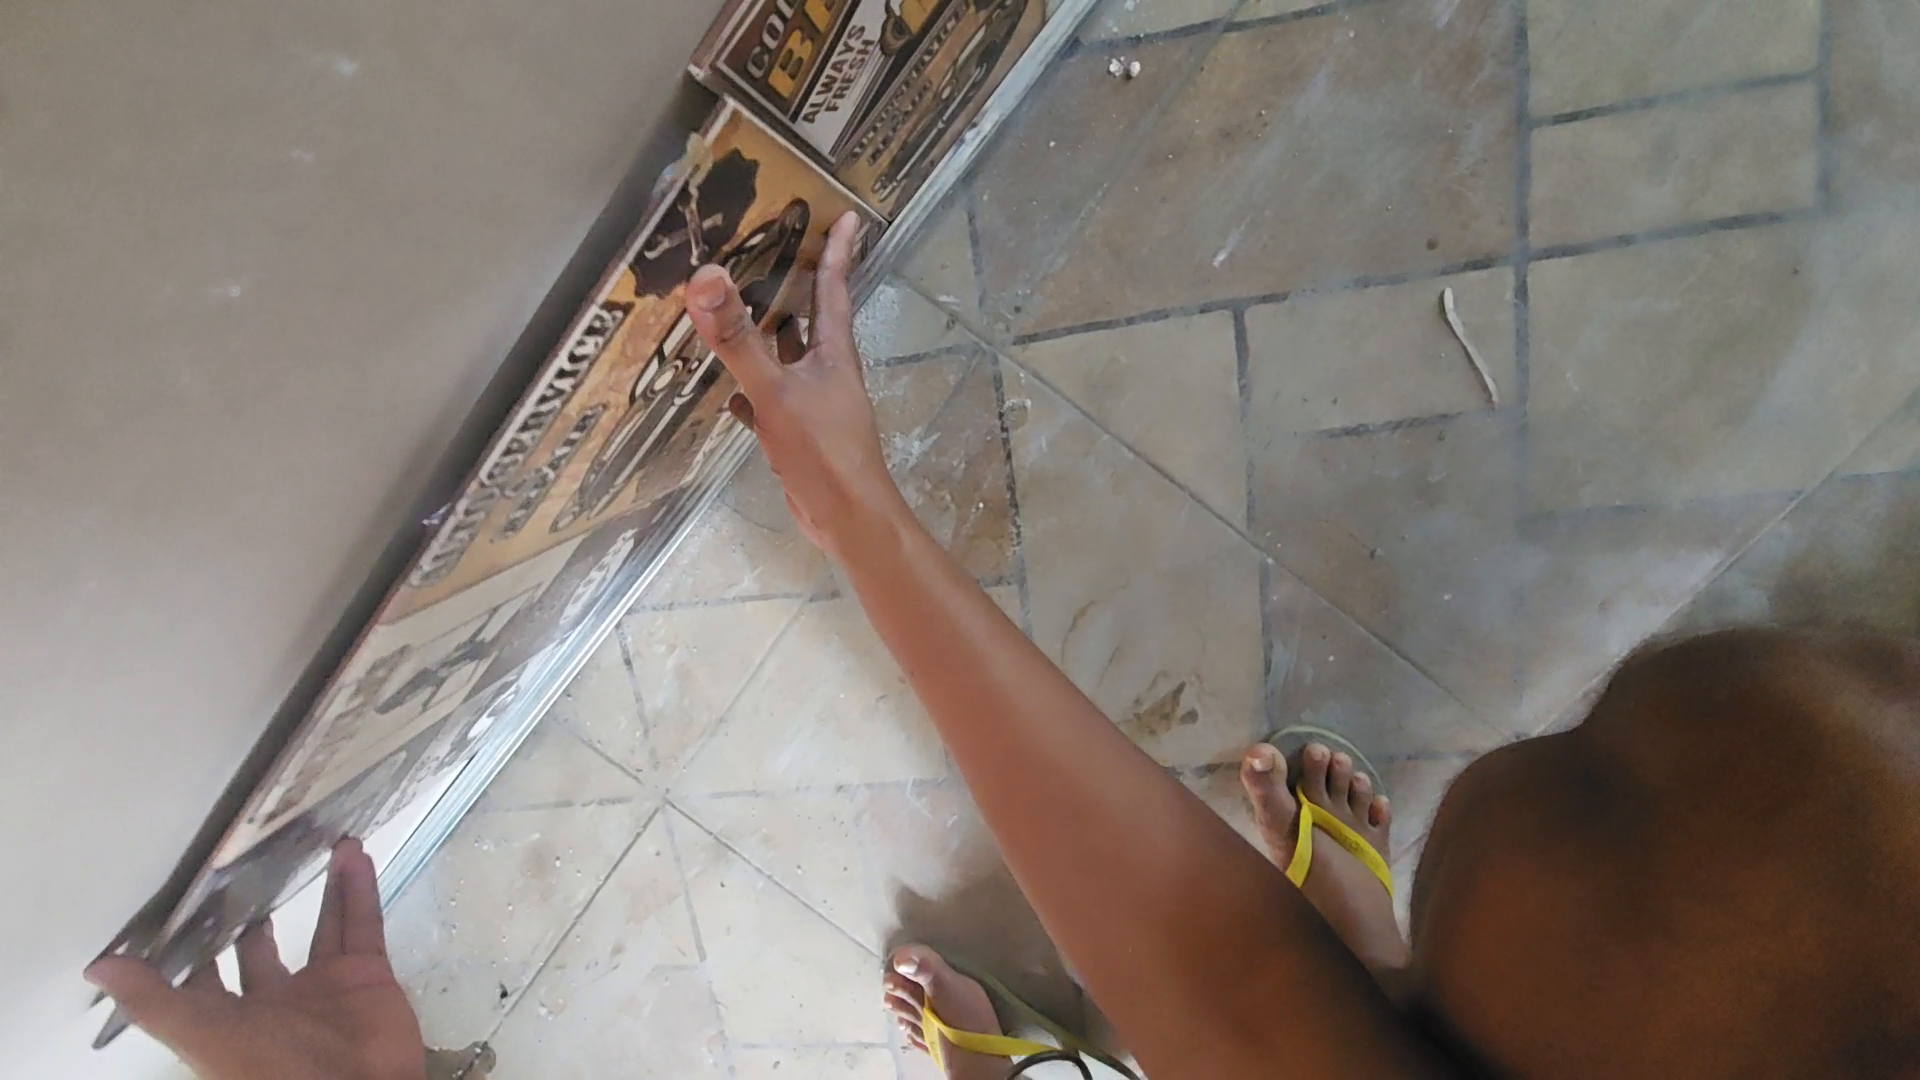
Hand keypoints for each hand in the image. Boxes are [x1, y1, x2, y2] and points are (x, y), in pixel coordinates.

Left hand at [88, 839, 426, 1079]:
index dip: (195, 945)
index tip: (191, 904)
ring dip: (329, 886)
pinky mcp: (367, 971)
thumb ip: (159, 1003)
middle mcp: (276, 999)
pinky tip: (355, 858)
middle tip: (257, 869)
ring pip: (325, 925)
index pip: (203, 979)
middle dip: (260, 912)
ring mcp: (326, 983)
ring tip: (329, 844)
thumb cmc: (272, 1070)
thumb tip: (100, 966)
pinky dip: (360, 889)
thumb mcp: (207, 1039)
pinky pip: (363, 923)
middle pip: (265, 949)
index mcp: (229, 1022)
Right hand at [686, 210, 909, 561]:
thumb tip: (706, 278)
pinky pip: (771, 399)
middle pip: (809, 320)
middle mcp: (827, 372)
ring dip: (766, 338)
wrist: (846, 516)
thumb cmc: (822, 450)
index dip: (840, 253)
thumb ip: (740, 341)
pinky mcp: (799, 433)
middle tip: (770, 250)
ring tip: (734, 310)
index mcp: (833, 354)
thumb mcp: (775, 392)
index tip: (850, 218)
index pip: (834, 290)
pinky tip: (726, 389)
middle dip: (794, 287)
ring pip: (787, 359)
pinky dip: (751, 389)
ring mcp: (814, 404)